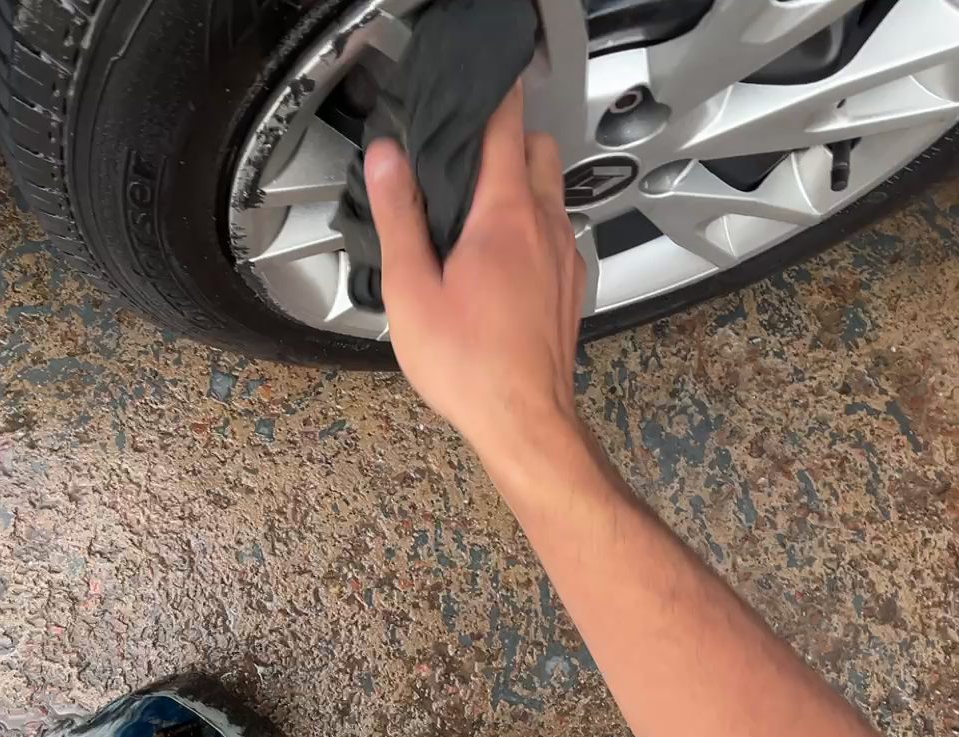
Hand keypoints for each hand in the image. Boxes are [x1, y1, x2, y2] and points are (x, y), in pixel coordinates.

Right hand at [365, 83, 587, 468]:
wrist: (523, 421)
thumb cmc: (471, 367)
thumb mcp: (412, 290)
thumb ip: (399, 216)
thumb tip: (388, 161)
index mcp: (504, 217)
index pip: (504, 126)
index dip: (488, 99)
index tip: (472, 92)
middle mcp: (545, 229)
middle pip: (538, 148)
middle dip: (508, 138)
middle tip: (470, 157)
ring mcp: (564, 259)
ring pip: (554, 192)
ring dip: (524, 183)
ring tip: (482, 210)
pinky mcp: (570, 289)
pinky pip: (559, 235)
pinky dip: (536, 227)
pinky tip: (506, 261)